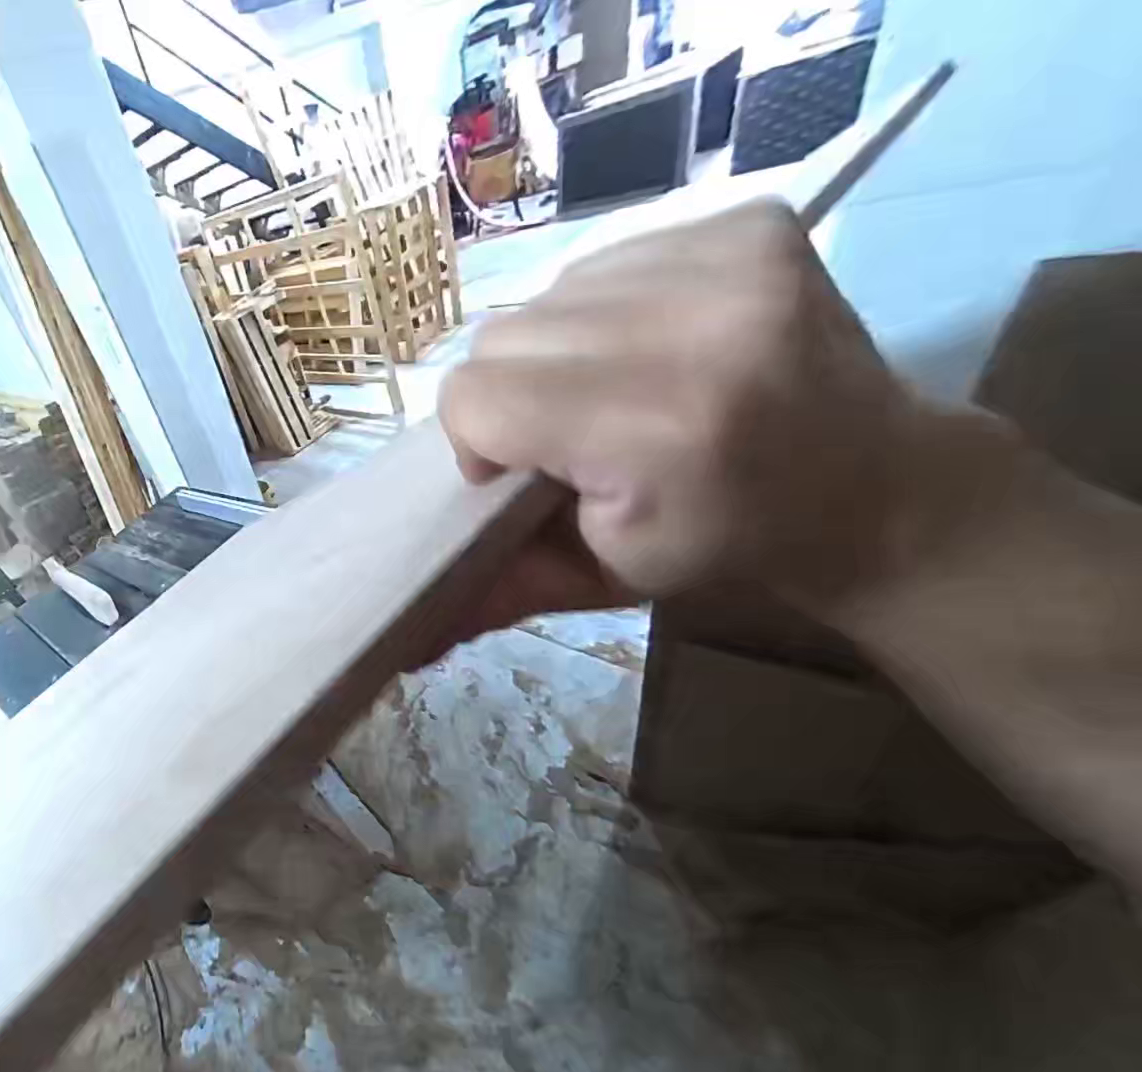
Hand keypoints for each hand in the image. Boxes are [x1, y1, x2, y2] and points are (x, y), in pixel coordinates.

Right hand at [438, 198, 966, 631]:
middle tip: (572, 431)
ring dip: (556, 349)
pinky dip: (601, 308)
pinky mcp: (746, 221)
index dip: (480, 440)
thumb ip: (497, 590)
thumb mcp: (599, 580)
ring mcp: (728, 256)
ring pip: (541, 296)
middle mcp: (693, 323)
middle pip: (498, 338)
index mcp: (652, 424)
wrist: (872, 483)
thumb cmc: (720, 543)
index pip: (475, 396)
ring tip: (615, 385)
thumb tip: (402, 646)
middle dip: (512, 392)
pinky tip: (652, 343)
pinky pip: (596, 264)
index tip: (526, 471)